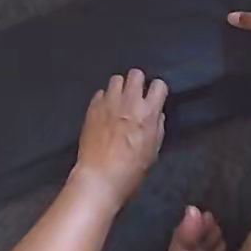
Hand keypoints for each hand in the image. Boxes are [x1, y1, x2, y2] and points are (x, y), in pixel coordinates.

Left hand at [73, 69, 167, 204]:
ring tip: (119, 101)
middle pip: (135, 74)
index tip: (155, 96)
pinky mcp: (92, 107)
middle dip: (138, 82)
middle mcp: (129, 102)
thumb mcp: (153, 151)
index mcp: (148, 113)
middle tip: (136, 95)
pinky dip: (104, 99)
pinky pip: (100, 93)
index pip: (159, 85)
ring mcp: (108, 102)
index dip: (158, 90)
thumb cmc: (131, 170)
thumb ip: (157, 127)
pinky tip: (104, 111)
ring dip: (120, 88)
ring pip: (116, 79)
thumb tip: (156, 114)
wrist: (100, 176)